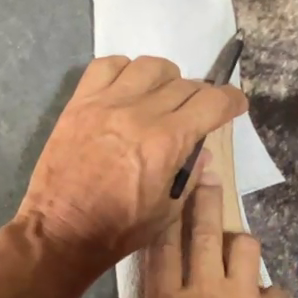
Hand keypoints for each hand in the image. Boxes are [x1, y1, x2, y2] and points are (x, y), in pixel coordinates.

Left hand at [17, 55, 247, 277]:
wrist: (61, 231)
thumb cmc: (118, 229)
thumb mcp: (167, 211)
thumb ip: (190, 177)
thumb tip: (201, 152)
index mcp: (166, 143)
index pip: (211, 103)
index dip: (231, 100)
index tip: (236, 105)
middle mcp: (139, 114)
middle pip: (184, 84)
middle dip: (200, 98)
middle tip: (196, 114)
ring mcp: (106, 104)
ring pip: (150, 67)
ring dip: (166, 79)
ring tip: (162, 98)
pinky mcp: (79, 103)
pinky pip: (107, 65)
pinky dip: (125, 71)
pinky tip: (127, 91)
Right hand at [131, 172, 297, 297]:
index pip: (161, 249)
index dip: (164, 215)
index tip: (167, 188)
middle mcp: (205, 293)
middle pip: (202, 232)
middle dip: (203, 197)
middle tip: (206, 172)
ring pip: (244, 246)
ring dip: (238, 244)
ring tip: (235, 252)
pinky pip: (273, 288)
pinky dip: (266, 294)